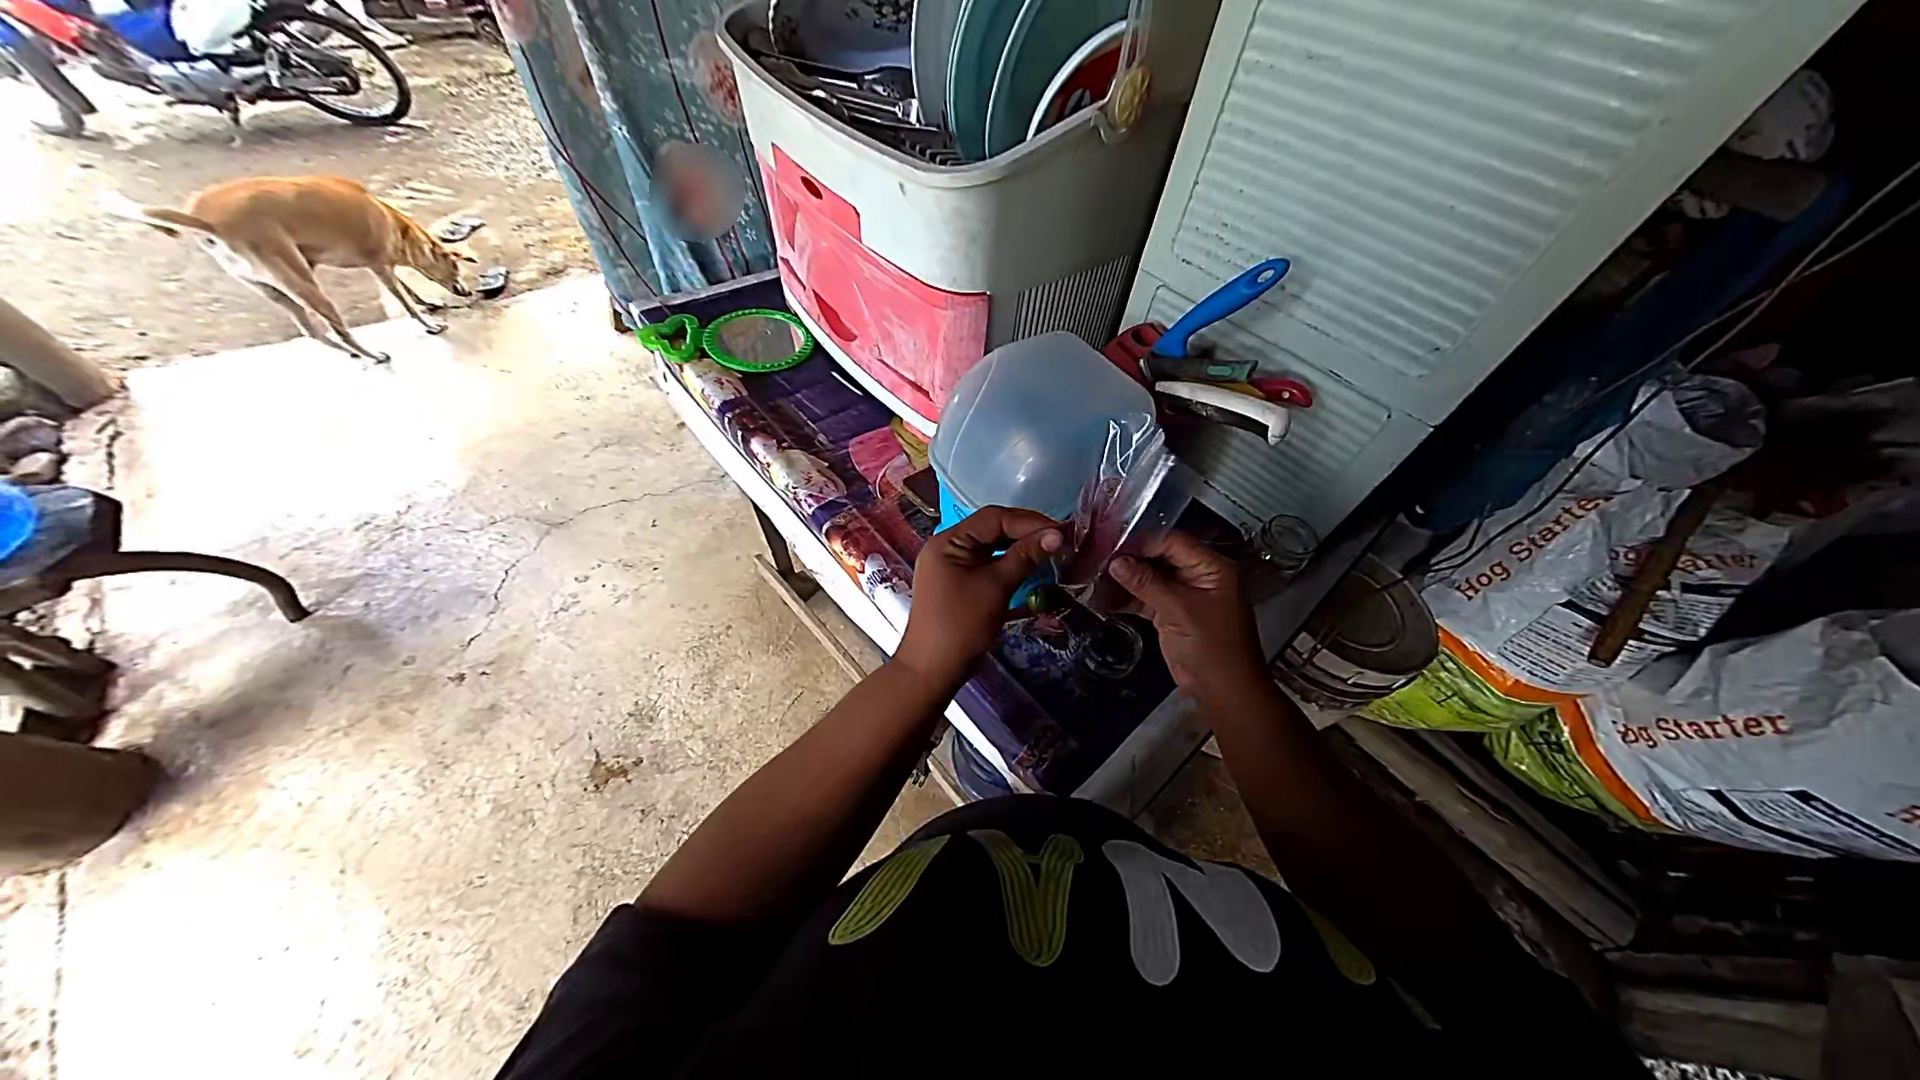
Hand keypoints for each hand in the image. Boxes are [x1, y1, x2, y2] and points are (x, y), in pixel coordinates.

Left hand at [895, 506, 1063, 685]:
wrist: (932, 671)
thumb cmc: (961, 627)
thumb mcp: (996, 588)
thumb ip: (1025, 557)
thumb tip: (1057, 535)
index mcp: (948, 541)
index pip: (993, 518)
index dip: (1029, 522)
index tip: (1061, 532)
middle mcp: (947, 548)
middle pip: (992, 531)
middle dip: (1026, 534)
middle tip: (1060, 542)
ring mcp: (952, 567)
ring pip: (992, 549)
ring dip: (1020, 551)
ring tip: (1051, 554)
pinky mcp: (959, 585)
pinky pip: (988, 567)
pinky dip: (1010, 567)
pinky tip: (1033, 572)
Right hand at [1108, 531, 1264, 696]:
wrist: (1223, 690)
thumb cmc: (1212, 647)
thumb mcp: (1179, 611)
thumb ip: (1146, 583)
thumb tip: (1116, 562)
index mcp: (1211, 568)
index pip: (1174, 542)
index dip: (1144, 542)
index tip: (1113, 543)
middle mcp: (1198, 576)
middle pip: (1160, 557)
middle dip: (1132, 558)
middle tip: (1099, 556)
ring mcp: (1184, 595)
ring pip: (1151, 577)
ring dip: (1127, 578)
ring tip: (1097, 573)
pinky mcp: (1171, 613)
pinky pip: (1147, 597)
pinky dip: (1129, 597)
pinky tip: (1105, 595)